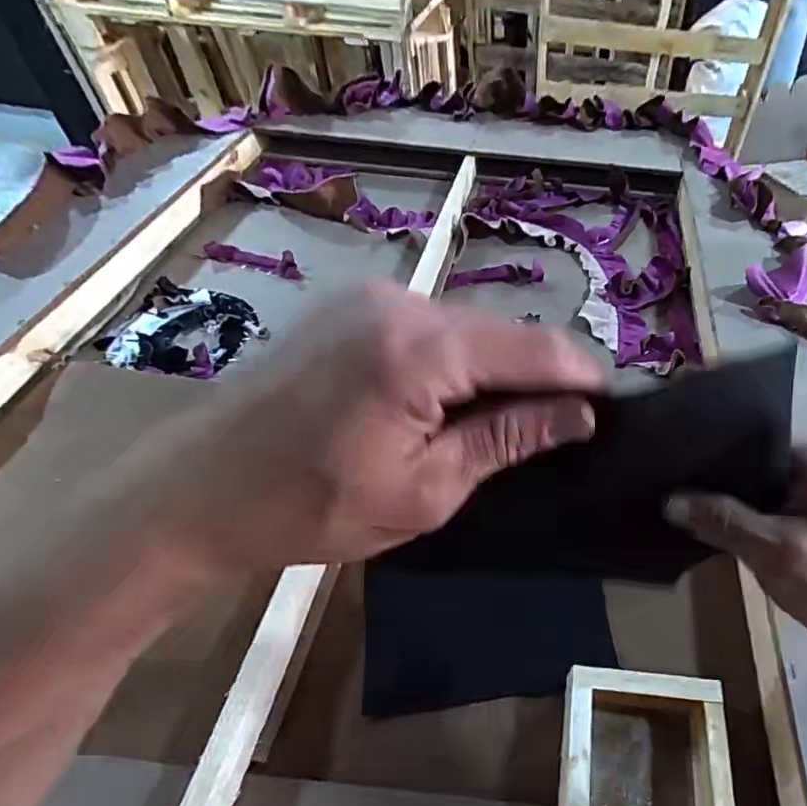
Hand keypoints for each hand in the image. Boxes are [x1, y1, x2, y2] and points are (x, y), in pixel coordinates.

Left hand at [140, 286, 602, 569]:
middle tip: (564, 430)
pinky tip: (456, 404)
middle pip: (505, 333)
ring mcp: (372, 298)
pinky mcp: (353, 308)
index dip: (584, 376)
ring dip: (501, 372)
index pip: (535, 348)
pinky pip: (435, 330)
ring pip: (472, 330)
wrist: (192, 490)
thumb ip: (507, 439)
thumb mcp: (425, 490)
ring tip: (511, 424)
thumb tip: (581, 414)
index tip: (614, 409)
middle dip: (543, 377)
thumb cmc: (310, 507)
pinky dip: (461, 364)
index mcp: (418, 349)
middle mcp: (400, 302)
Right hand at [665, 443, 806, 663]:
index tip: (672, 460)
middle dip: (716, 480)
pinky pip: (766, 515)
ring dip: (728, 504)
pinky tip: (710, 529)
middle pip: (752, 468)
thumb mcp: (775, 550)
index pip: (753, 440)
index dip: (713, 451)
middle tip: (668, 484)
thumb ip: (723, 521)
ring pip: (756, 494)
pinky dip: (743, 523)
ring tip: (679, 502)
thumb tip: (670, 501)